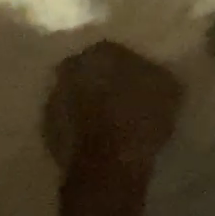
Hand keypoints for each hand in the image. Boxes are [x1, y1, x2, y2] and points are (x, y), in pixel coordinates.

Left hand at [42, 41, 182, 173]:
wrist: (108, 164)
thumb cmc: (141, 119)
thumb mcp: (168, 90)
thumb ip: (156, 75)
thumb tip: (153, 75)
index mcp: (101, 50)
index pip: (114, 52)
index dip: (127, 69)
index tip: (138, 84)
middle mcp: (73, 66)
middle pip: (88, 70)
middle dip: (100, 82)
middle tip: (120, 101)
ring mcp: (55, 96)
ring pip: (73, 94)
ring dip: (85, 103)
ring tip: (107, 124)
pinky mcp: (46, 126)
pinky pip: (66, 121)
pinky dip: (76, 127)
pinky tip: (93, 140)